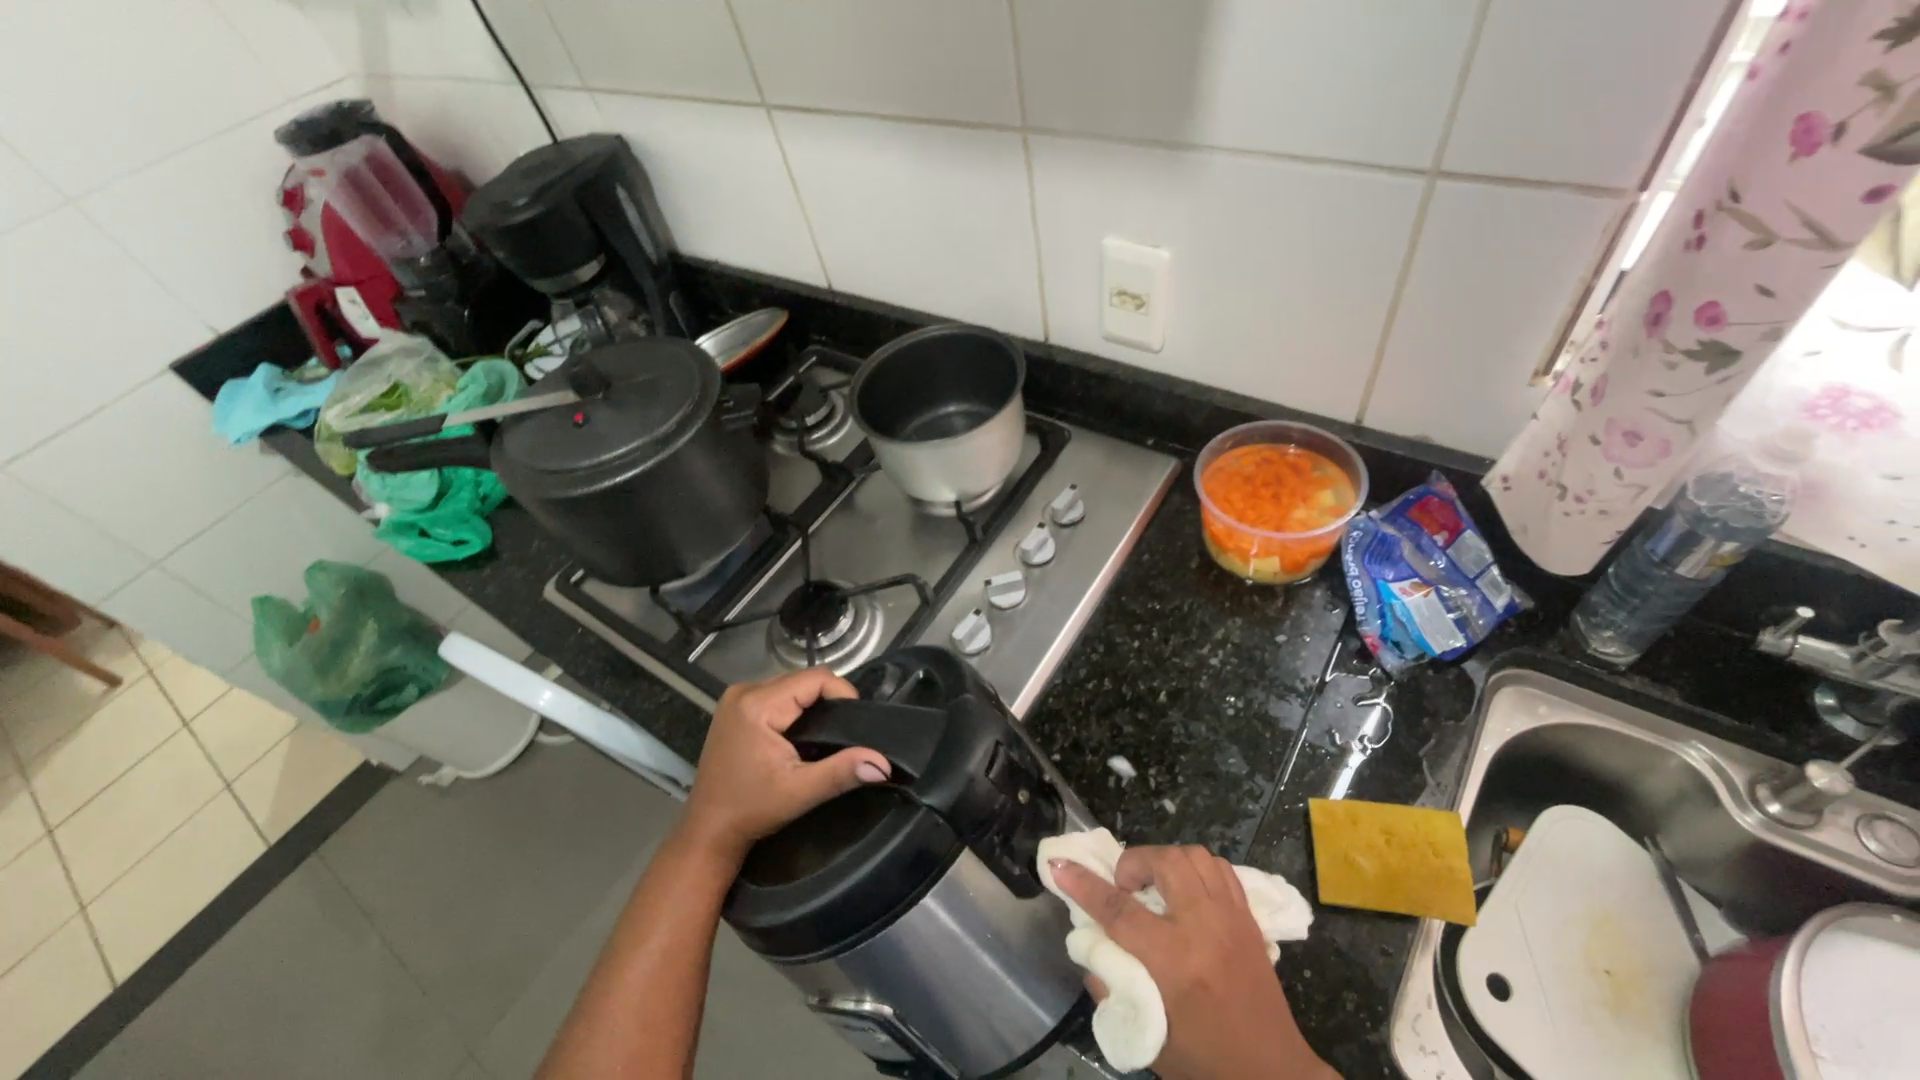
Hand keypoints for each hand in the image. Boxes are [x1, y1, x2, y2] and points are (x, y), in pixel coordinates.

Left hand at [682, 668, 890, 859]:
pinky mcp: (735, 709)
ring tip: (822, 739)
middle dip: (827, 703)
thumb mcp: (800, 792)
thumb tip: (882, 763)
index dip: (843, 694)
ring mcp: (736, 698)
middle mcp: (744, 691)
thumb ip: (842, 771)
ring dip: (810, 707)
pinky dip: (793, 711)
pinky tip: (799, 738)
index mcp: (757, 704)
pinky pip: (776, 695)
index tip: (855, 726)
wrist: (708, 830)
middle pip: (803, 679)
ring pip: (791, 686)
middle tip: (840, 737)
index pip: (816, 678)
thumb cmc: (751, 810)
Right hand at [1052, 847, 1337, 1079]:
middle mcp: (1205, 928)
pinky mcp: (1249, 919)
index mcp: (1175, 961)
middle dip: (1134, 863)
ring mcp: (1232, 918)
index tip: (1059, 866)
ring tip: (1155, 886)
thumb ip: (1113, 988)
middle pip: (1165, 862)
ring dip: (1166, 861)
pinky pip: (1220, 869)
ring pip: (1195, 856)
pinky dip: (1196, 868)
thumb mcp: (1149, 1036)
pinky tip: (1186, 891)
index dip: (1084, 885)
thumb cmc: (1204, 1060)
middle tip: (1124, 888)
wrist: (1272, 1073)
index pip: (1119, 910)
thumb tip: (1092, 950)